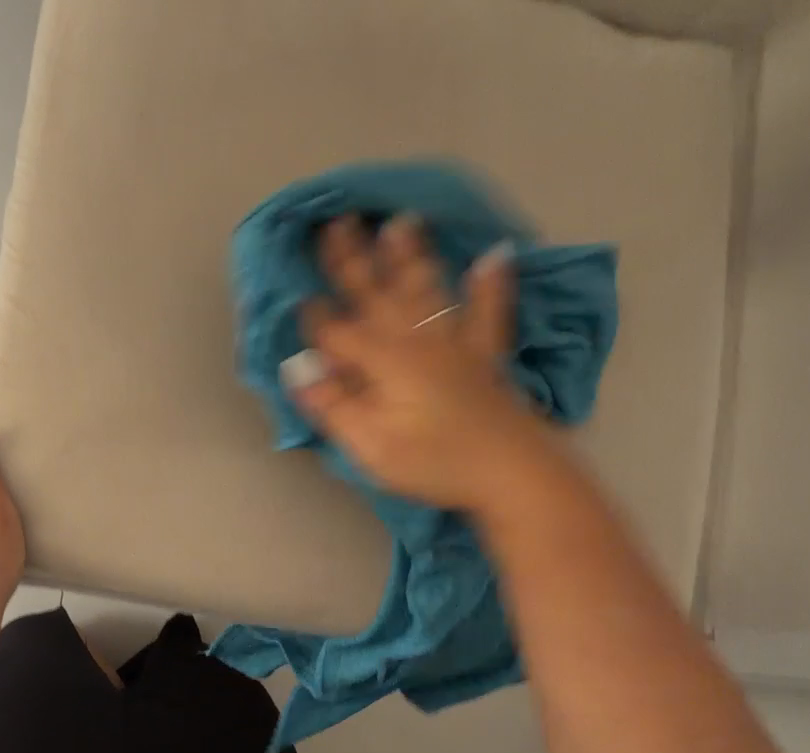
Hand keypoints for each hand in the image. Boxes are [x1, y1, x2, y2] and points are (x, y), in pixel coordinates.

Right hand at [284, 215, 557, 510]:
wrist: (514, 475)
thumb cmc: (434, 463)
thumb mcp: (370, 444)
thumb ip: (333, 404)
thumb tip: (298, 368)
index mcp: (385, 362)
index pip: (338, 332)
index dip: (315, 316)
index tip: (295, 294)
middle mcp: (417, 341)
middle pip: (378, 294)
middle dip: (354, 259)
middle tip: (338, 221)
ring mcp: (455, 345)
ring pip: (427, 290)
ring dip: (411, 256)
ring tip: (401, 221)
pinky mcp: (485, 357)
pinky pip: (489, 312)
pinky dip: (491, 285)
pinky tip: (494, 257)